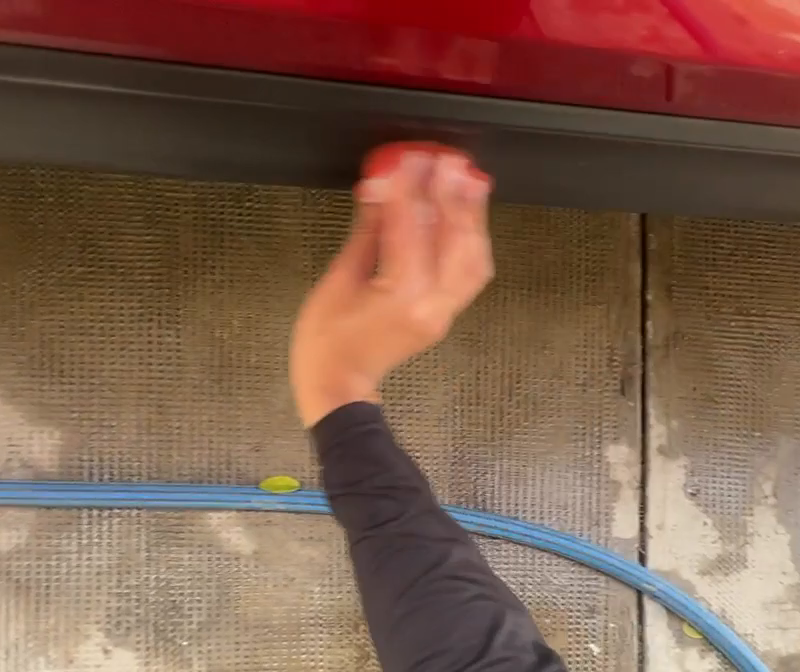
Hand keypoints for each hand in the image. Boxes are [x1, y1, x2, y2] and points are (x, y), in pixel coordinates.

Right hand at [290, 143, 493, 426]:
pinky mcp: (444, 316)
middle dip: (452, 195)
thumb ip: (368, 231)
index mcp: (402, 297)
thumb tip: (381, 190)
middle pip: (455, 240)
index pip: (412, 227)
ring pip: (472, 258)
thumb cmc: (327, 343)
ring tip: (468, 181)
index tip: (411, 157)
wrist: (338, 385)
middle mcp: (431, 306)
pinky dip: (472, 244)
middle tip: (449, 160)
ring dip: (472, 217)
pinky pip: (470, 276)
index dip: (411, 187)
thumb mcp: (339, 279)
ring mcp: (442, 314)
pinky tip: (468, 220)